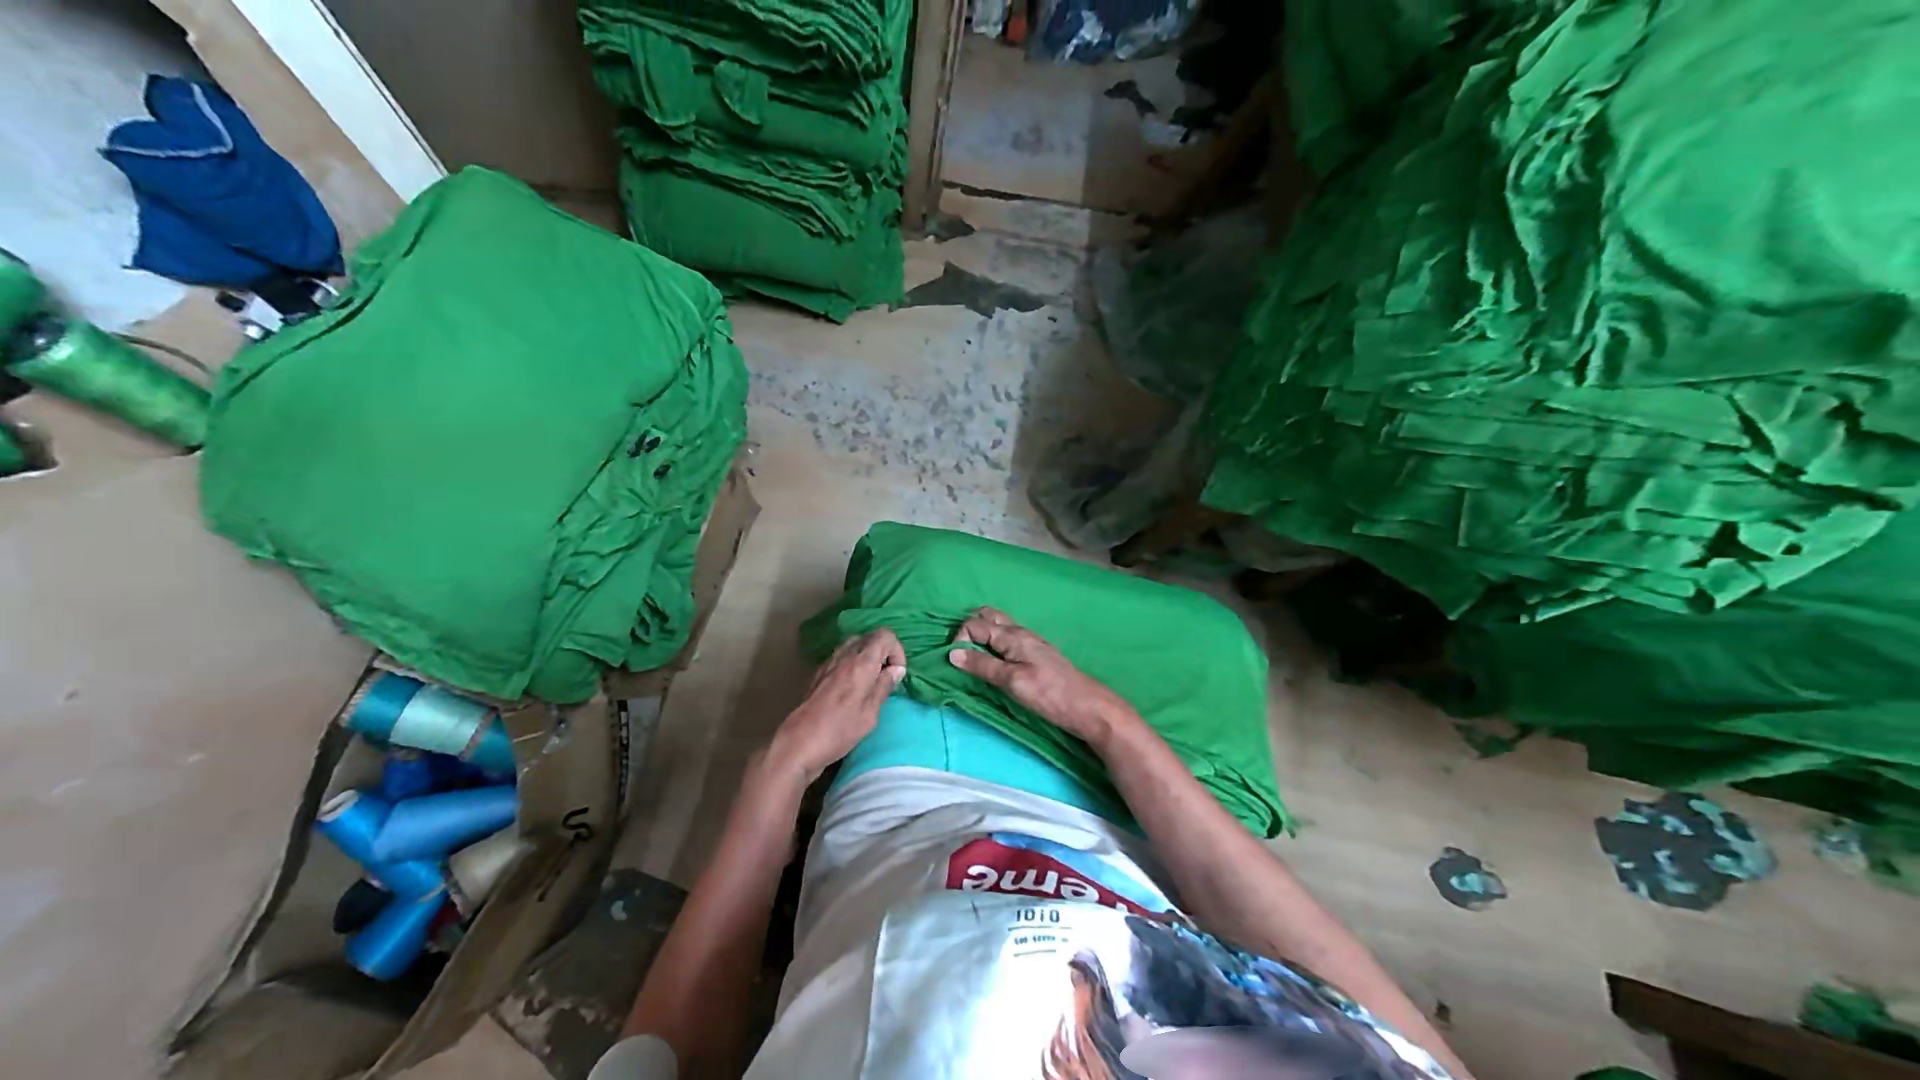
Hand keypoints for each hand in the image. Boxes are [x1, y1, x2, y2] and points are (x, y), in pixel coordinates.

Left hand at [768, 629, 906, 781]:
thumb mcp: (870, 714)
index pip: (885, 635)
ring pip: (855, 645)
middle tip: (885, 677)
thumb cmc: (839, 731)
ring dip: (867, 657)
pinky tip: (852, 688)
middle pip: (870, 637)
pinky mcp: (819, 672)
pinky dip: (852, 664)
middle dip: (883, 652)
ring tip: (870, 682)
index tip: (896, 674)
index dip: (897, 651)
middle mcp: (844, 655)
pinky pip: (841, 657)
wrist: (798, 743)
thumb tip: (896, 670)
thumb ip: (884, 687)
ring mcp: (829, 662)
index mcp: (861, 662)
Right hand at [946, 607, 1142, 749]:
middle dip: (969, 630)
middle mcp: (1020, 633)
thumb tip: (952, 653)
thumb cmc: (1050, 694)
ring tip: (973, 659)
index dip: (960, 638)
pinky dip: (993, 646)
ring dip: (981, 638)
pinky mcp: (1035, 656)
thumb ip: (983, 665)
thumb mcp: (1012, 681)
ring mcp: (1030, 643)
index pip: (975, 623)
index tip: (956, 662)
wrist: (1088, 708)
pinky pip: (1007, 641)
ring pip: (998, 628)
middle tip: (963, 655)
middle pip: (987, 617)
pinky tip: (992, 663)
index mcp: (1013, 635)